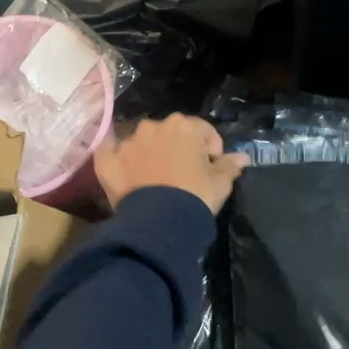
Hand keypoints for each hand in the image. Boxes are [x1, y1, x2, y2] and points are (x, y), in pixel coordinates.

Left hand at [95, 114, 247, 214]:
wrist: (161, 222)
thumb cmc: (196, 196)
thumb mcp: (221, 183)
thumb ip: (230, 165)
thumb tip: (242, 158)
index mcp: (184, 125)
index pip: (203, 131)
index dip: (210, 150)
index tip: (211, 169)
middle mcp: (153, 126)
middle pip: (171, 134)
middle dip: (178, 149)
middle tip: (183, 176)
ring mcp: (127, 142)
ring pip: (142, 143)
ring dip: (150, 154)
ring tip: (155, 180)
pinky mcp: (106, 160)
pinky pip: (111, 153)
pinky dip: (118, 160)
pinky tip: (124, 172)